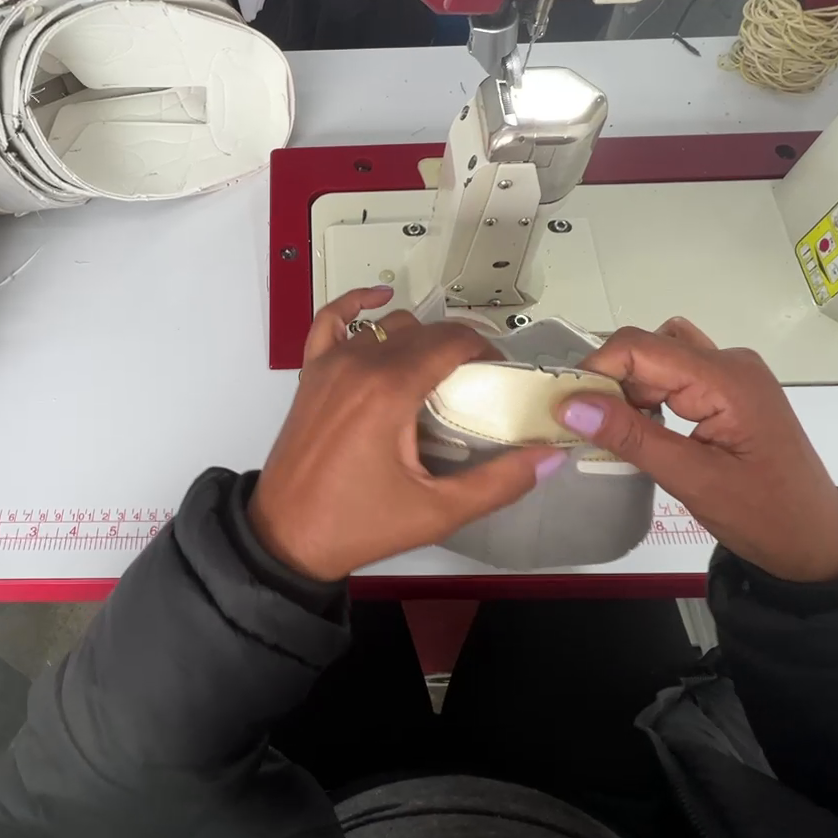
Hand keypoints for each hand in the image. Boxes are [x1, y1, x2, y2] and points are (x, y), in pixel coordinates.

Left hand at [249, 287, 563, 580]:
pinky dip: (354, 305)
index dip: (484, 352)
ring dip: (418, 338)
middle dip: (457, 349)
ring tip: (437, 372)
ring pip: (386, 326)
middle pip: (424, 333)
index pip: (452, 342)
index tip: (498, 376)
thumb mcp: (437, 512)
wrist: (287, 536)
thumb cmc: (358, 524)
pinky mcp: (310, 373)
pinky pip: (329, 321)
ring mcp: (329, 364)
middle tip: (475, 384)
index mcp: (390, 390)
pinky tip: (377, 300)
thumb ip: (499, 482)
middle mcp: (358, 364)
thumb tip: (549, 457)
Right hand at [555, 318, 837, 582]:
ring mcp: (730, 375)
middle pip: (645, 349)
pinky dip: (647, 395)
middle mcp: (729, 363)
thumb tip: (570, 405)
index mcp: (726, 378)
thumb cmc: (764, 515)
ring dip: (628, 389)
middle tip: (590, 429)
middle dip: (609, 383)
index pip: (639, 347)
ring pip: (656, 358)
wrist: (817, 544)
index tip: (567, 408)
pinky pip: (673, 375)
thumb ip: (630, 436)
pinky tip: (642, 428)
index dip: (595, 369)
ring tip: (619, 431)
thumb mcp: (691, 479)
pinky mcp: (727, 391)